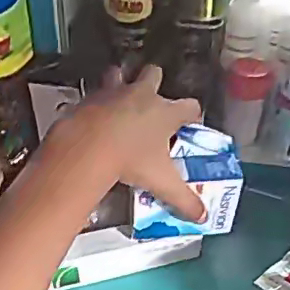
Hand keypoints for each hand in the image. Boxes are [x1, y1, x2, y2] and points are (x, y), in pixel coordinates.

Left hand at [42, 64, 204, 222]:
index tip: (192, 119)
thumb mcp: (162, 183)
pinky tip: (92, 114)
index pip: (189, 107)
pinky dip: (93, 102)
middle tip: (153, 95)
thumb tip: (201, 215)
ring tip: (119, 92)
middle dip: (155, 80)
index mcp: (165, 113)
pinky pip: (92, 94)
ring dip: (120, 80)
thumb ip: (184, 199)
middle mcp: (142, 96)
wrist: (88, 147)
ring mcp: (113, 93)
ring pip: (119, 74)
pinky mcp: (88, 99)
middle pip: (154, 74)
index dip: (193, 113)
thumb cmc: (131, 160)